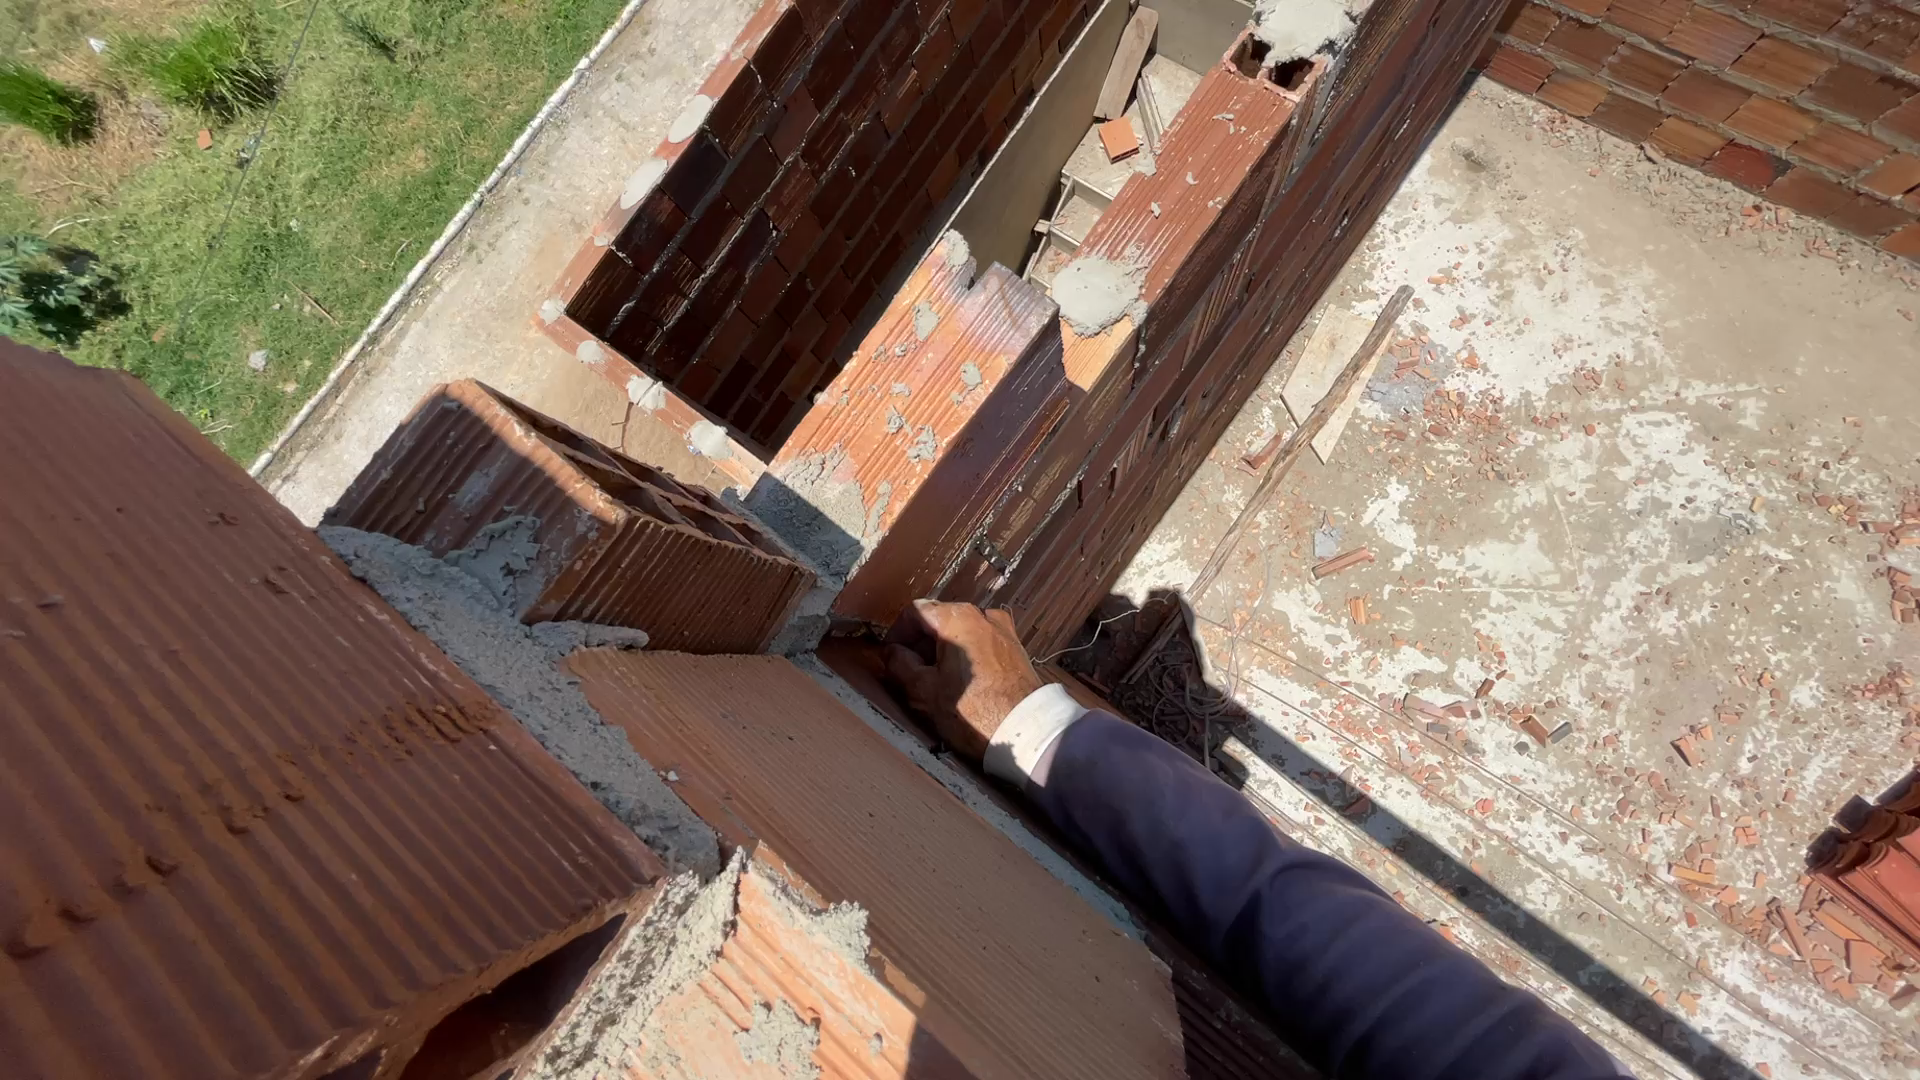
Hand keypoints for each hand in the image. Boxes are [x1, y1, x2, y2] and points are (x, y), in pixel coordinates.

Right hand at [885, 600, 1044, 763]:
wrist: (1026, 732)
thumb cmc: (975, 712)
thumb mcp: (924, 691)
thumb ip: (900, 665)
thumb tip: (891, 653)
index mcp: (957, 618)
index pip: (915, 611)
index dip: (897, 633)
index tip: (891, 655)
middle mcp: (982, 615)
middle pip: (939, 619)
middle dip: (920, 643)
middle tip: (909, 672)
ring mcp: (1002, 630)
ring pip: (960, 631)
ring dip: (942, 650)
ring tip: (935, 681)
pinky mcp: (1015, 648)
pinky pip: (981, 642)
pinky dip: (965, 654)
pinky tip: (961, 681)